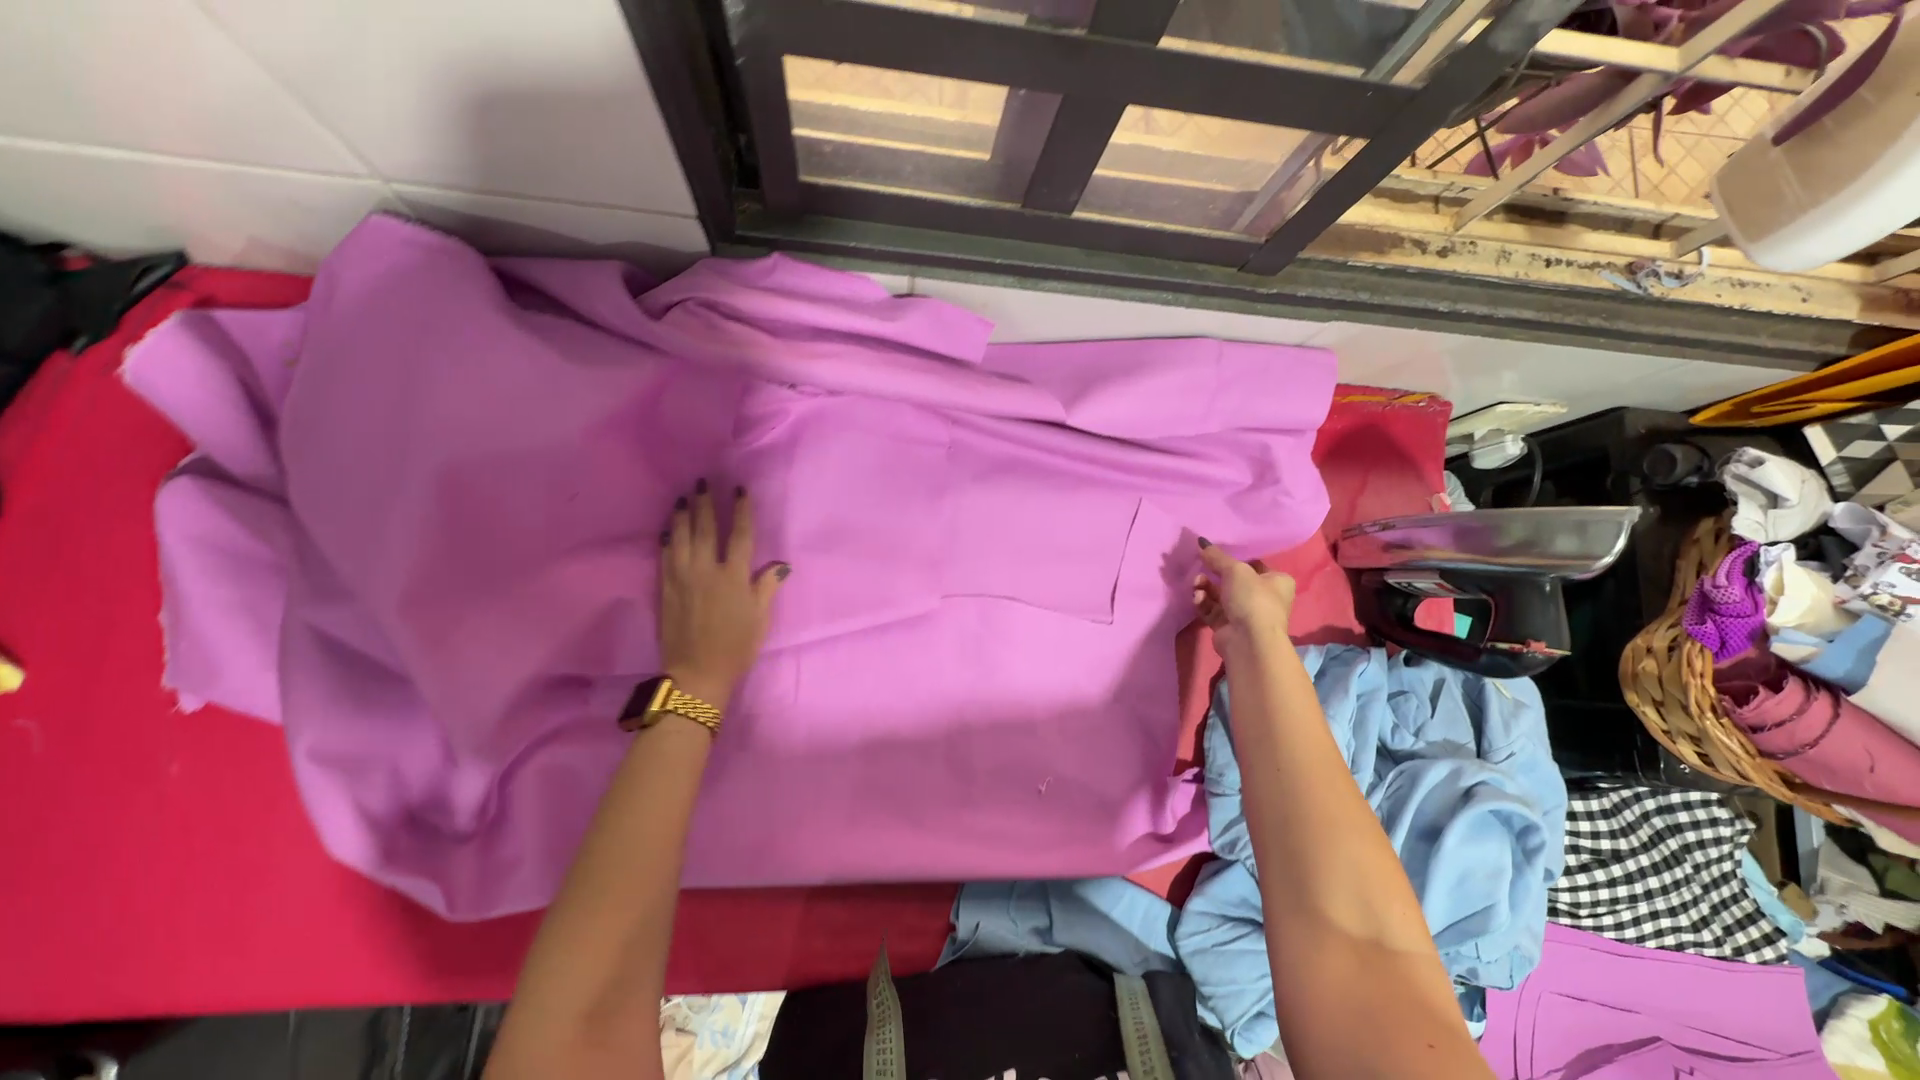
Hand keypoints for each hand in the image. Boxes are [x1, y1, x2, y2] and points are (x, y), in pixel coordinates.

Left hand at [658, 481, 788, 710]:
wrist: (696, 673)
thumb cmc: (736, 648)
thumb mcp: (760, 620)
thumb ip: (766, 588)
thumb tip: (778, 565)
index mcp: (733, 577)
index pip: (740, 534)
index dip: (741, 510)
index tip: (739, 490)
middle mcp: (706, 570)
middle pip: (706, 528)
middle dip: (705, 503)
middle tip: (702, 482)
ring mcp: (682, 577)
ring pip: (681, 537)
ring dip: (682, 515)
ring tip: (682, 498)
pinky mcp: (666, 588)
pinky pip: (665, 556)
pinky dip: (667, 539)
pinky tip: (667, 528)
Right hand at [1193, 538, 1295, 655]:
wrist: (1249, 640)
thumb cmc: (1252, 598)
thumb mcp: (1235, 570)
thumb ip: (1216, 556)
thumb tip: (1201, 542)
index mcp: (1277, 580)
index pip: (1254, 564)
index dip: (1234, 558)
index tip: (1214, 554)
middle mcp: (1264, 596)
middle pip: (1232, 580)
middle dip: (1213, 574)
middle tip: (1199, 569)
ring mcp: (1245, 613)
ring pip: (1219, 595)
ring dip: (1205, 587)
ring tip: (1196, 585)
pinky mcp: (1228, 626)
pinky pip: (1212, 609)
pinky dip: (1204, 603)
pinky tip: (1198, 599)